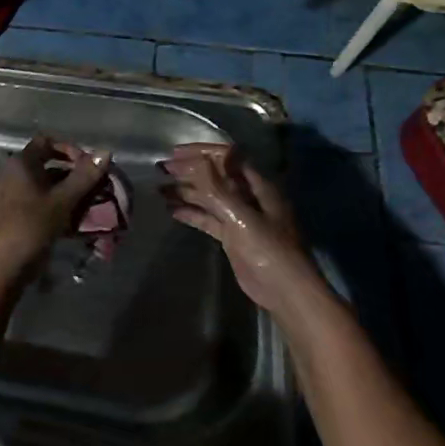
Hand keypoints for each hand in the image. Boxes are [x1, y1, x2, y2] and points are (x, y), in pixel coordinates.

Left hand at [0, 136, 112, 265]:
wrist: (7, 262)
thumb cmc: (33, 224)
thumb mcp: (63, 199)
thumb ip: (85, 175)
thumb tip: (106, 151)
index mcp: (21, 164)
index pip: (47, 142)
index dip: (69, 149)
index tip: (87, 166)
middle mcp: (15, 174)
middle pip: (49, 164)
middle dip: (75, 174)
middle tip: (95, 186)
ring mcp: (15, 194)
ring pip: (48, 185)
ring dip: (70, 191)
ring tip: (90, 204)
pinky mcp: (19, 212)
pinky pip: (43, 200)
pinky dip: (60, 204)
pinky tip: (77, 217)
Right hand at [160, 143, 332, 316]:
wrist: (285, 292)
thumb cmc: (268, 250)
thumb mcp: (242, 217)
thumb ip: (218, 189)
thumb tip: (197, 160)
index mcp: (259, 186)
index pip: (228, 158)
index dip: (202, 153)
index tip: (175, 154)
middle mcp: (250, 197)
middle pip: (216, 177)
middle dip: (190, 171)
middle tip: (161, 170)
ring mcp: (241, 217)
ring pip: (210, 198)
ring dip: (187, 192)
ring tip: (159, 189)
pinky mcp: (233, 237)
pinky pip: (209, 219)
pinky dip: (192, 213)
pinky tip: (172, 210)